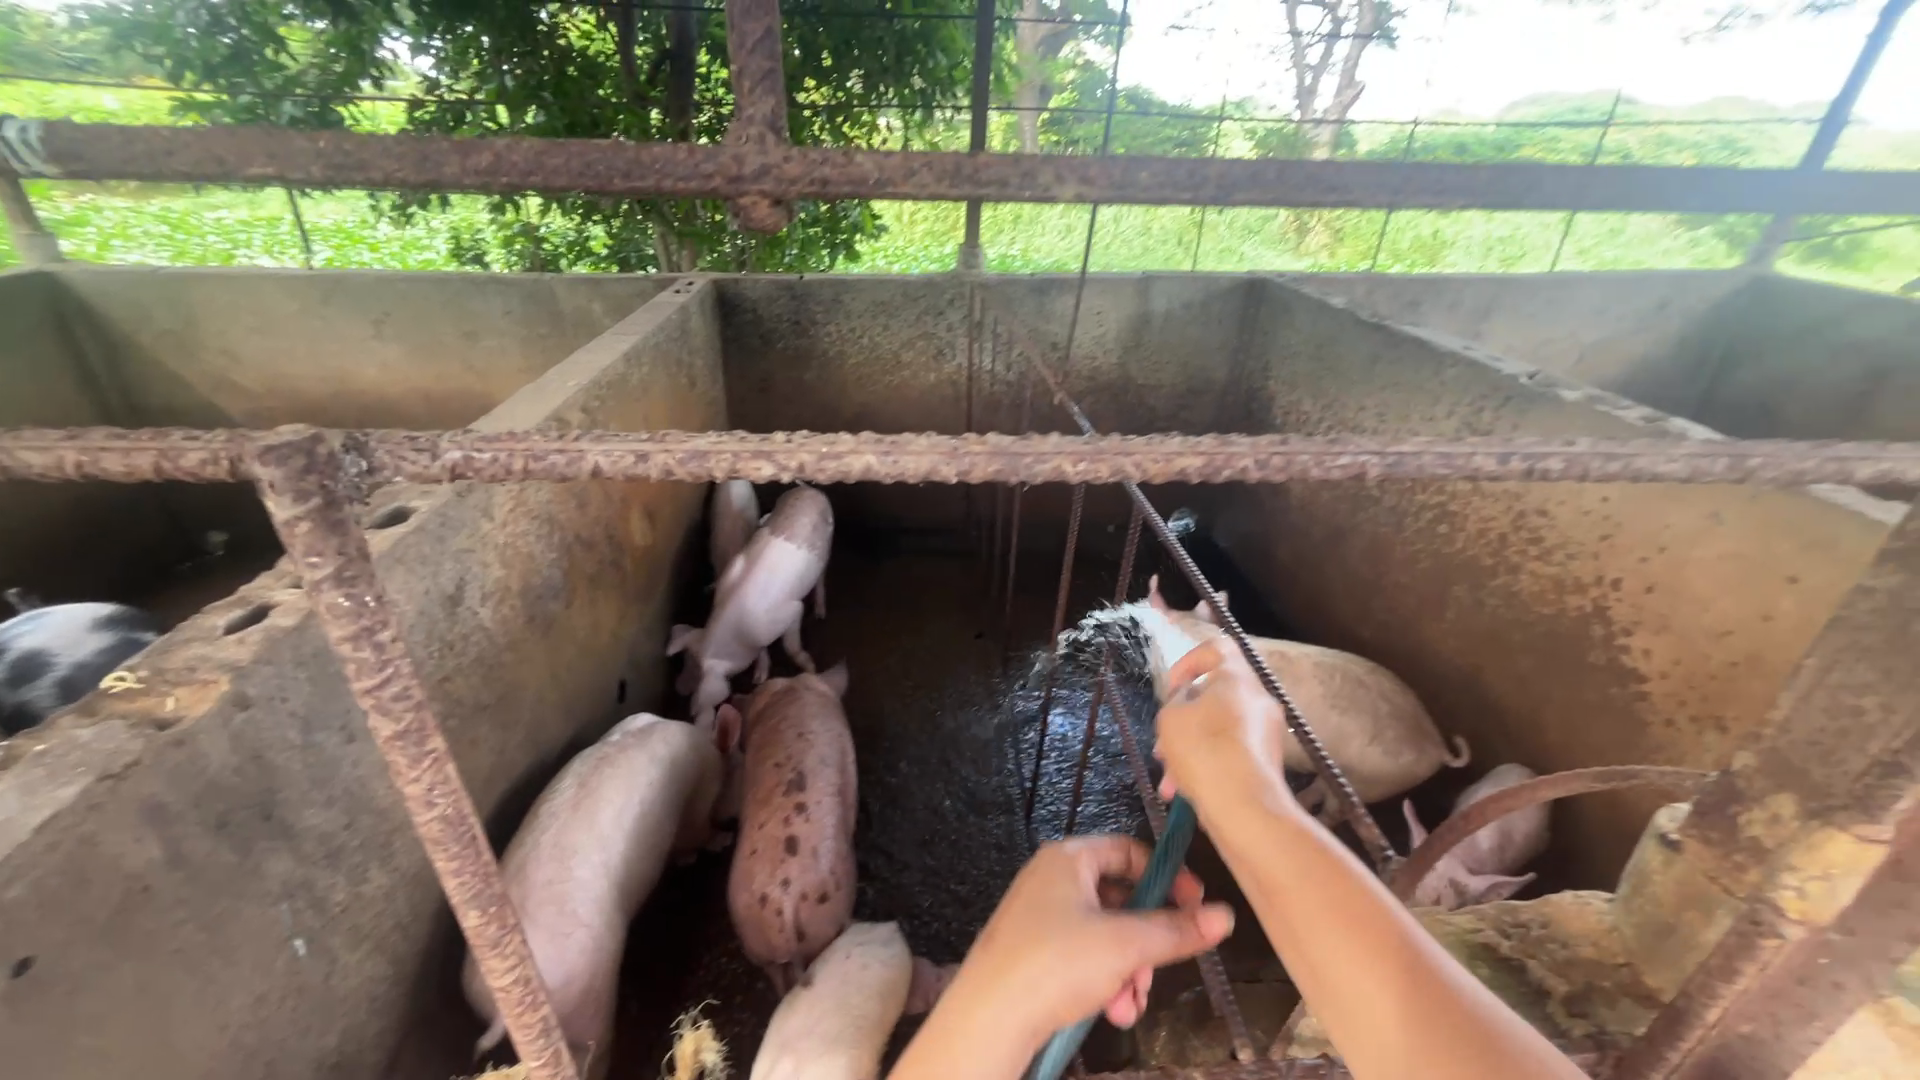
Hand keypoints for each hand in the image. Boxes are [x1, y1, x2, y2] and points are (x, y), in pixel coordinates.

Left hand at [944, 835, 1233, 1040]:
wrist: (990, 1016)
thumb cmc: (1057, 962)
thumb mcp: (1125, 945)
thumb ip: (1176, 930)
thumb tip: (1225, 916)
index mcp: (1069, 857)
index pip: (1130, 851)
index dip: (1167, 877)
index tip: (1197, 909)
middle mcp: (1052, 877)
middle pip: (1120, 897)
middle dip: (1146, 942)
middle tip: (1157, 972)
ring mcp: (1041, 914)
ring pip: (1106, 933)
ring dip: (1128, 970)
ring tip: (1129, 1005)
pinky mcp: (1035, 949)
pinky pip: (1084, 954)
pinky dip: (1104, 980)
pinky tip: (1111, 1013)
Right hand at [1154, 639, 1291, 813]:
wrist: (1246, 808)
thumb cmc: (1204, 750)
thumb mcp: (1170, 717)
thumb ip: (1174, 702)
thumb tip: (1187, 704)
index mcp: (1237, 678)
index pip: (1217, 648)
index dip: (1188, 660)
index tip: (1172, 687)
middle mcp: (1258, 700)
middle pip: (1214, 695)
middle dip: (1182, 717)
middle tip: (1162, 741)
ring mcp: (1266, 732)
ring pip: (1218, 728)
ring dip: (1189, 747)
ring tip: (1167, 779)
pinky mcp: (1266, 762)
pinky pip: (1230, 752)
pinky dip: (1206, 764)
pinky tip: (1183, 791)